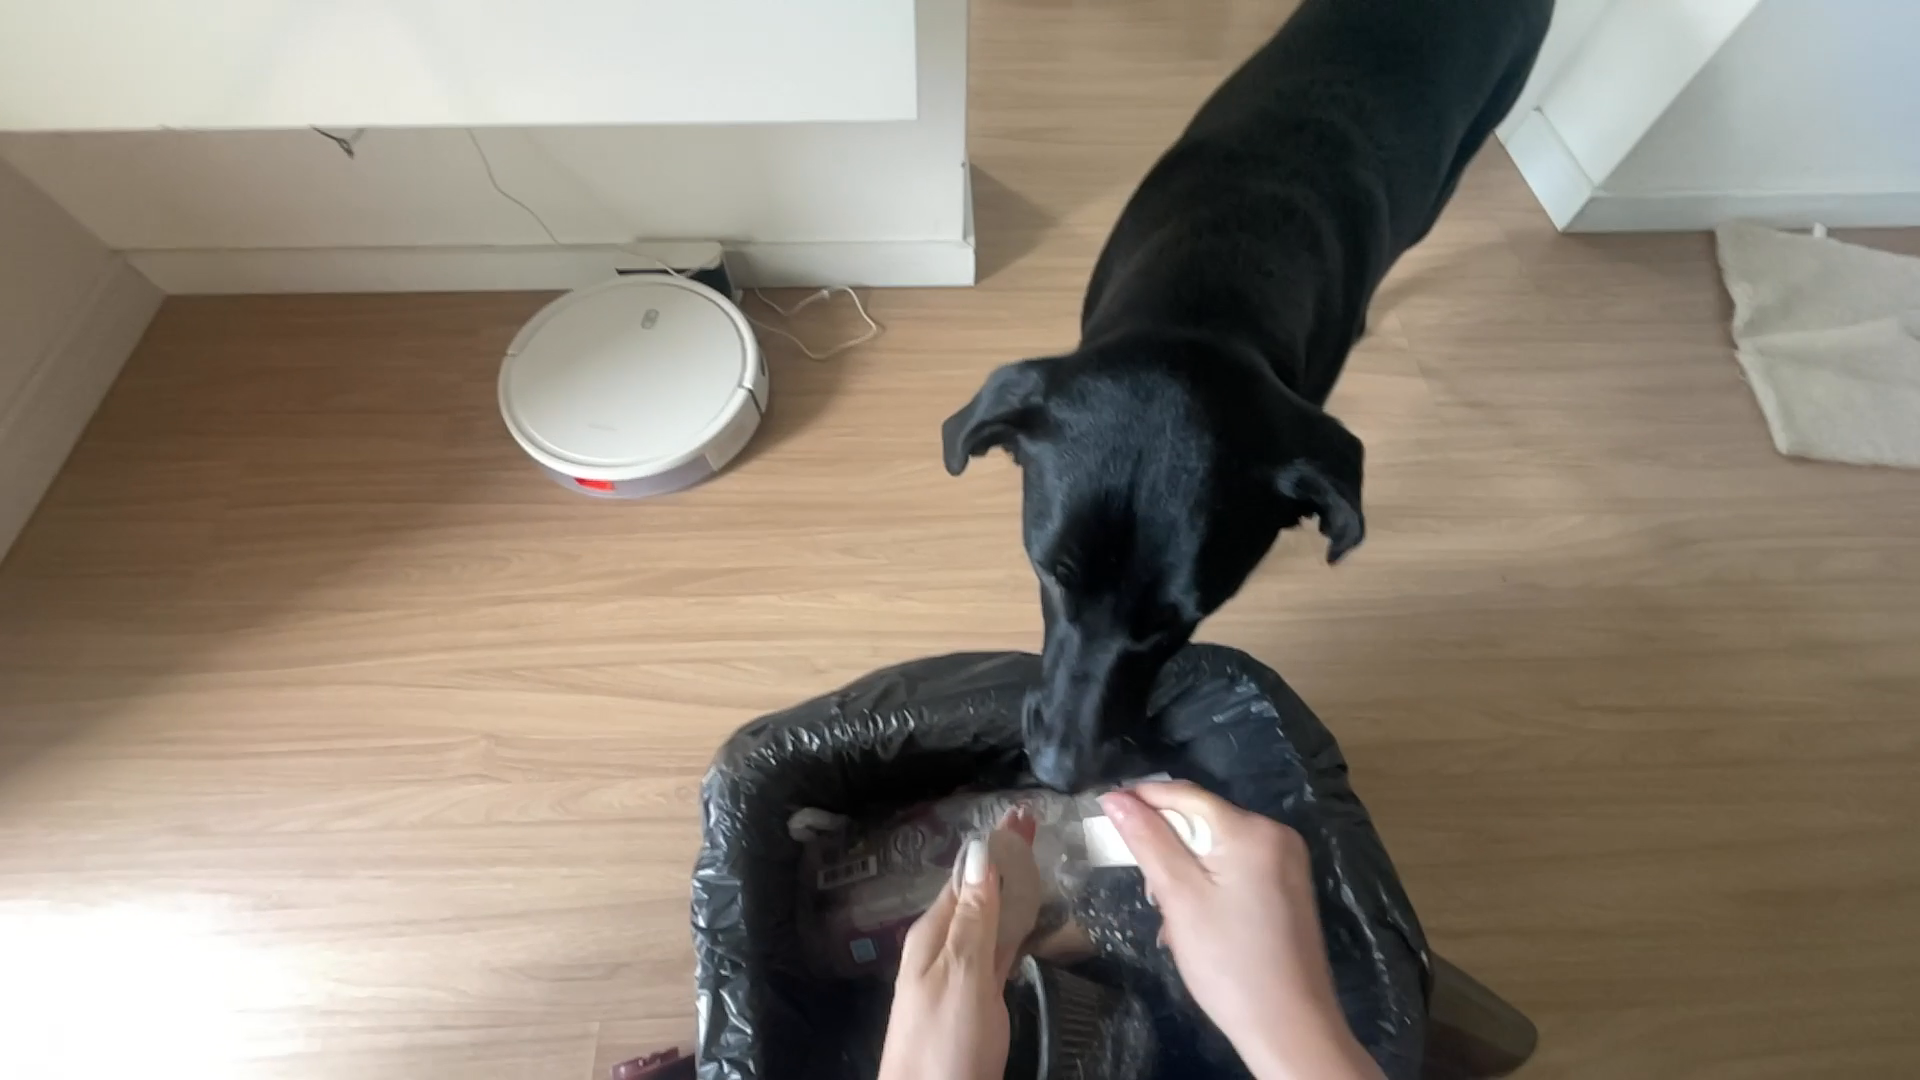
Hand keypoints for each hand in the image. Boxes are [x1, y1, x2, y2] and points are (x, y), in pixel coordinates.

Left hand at [877, 813, 1041, 1079]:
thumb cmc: (944, 1044)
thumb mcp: (961, 974)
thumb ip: (973, 916)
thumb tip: (978, 850)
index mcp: (934, 932)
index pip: (969, 873)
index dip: (995, 844)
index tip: (1021, 813)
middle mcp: (944, 946)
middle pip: (979, 892)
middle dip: (1004, 859)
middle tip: (1033, 827)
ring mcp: (960, 976)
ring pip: (989, 919)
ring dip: (1010, 887)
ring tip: (1035, 861)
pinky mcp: (976, 1003)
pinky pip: (996, 951)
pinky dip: (1013, 926)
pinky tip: (1026, 919)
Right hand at [1099, 782, 1384, 1079]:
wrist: (1292, 1034)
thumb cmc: (1229, 963)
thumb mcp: (1179, 896)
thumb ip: (1147, 839)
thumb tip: (1115, 797)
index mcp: (1252, 830)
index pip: (1186, 795)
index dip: (1142, 797)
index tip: (1105, 808)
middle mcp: (1276, 834)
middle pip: (1201, 821)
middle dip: (1166, 847)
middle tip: (1147, 888)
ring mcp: (1287, 862)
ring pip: (1215, 846)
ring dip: (1184, 870)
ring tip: (1170, 915)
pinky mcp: (1288, 887)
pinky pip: (1234, 866)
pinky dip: (1208, 882)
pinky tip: (1196, 919)